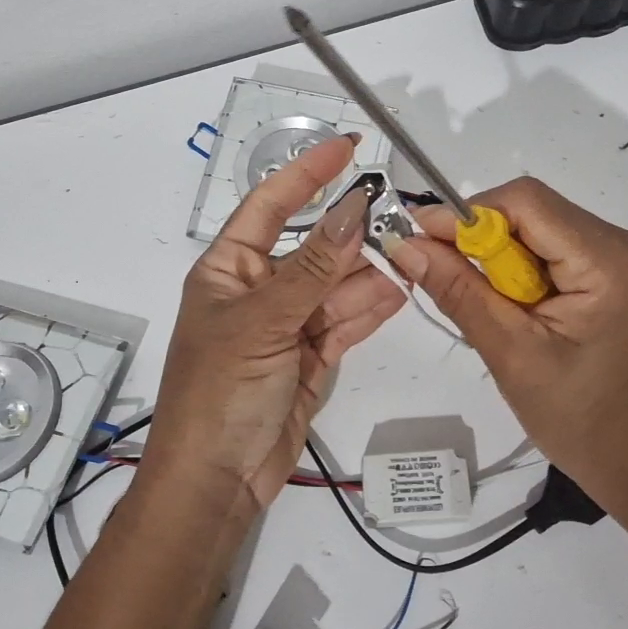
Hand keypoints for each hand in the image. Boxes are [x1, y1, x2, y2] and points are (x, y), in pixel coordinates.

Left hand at [139, 136, 405, 512]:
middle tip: (401, 216)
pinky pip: (345, 322)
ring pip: (336, 286)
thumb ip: (315, 267)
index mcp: (228, 269)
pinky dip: (370, 309)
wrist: (216, 482)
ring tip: (411, 257)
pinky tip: (400, 291)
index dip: (305, 173)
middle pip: (313, 248)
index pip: (269, 205)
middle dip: (352, 233)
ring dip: (369, 273)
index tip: (345, 146)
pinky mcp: (310, 358)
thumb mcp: (265, 322)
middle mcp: (257, 290)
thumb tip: (353, 208)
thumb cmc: (221, 391)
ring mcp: (286, 325)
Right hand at [390, 178, 627, 519]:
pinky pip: (549, 248)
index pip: (526, 202)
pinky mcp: (610, 273)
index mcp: (608, 261)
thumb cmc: (579, 419)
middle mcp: (620, 244)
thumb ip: (458, 291)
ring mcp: (618, 257)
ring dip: (495, 255)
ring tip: (476, 299)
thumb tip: (405, 244)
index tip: (420, 239)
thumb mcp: (511, 354)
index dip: (467, 214)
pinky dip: (515, 267)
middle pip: (531, 210)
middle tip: (438, 272)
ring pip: (535, 227)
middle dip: (479, 237)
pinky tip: (506, 304)